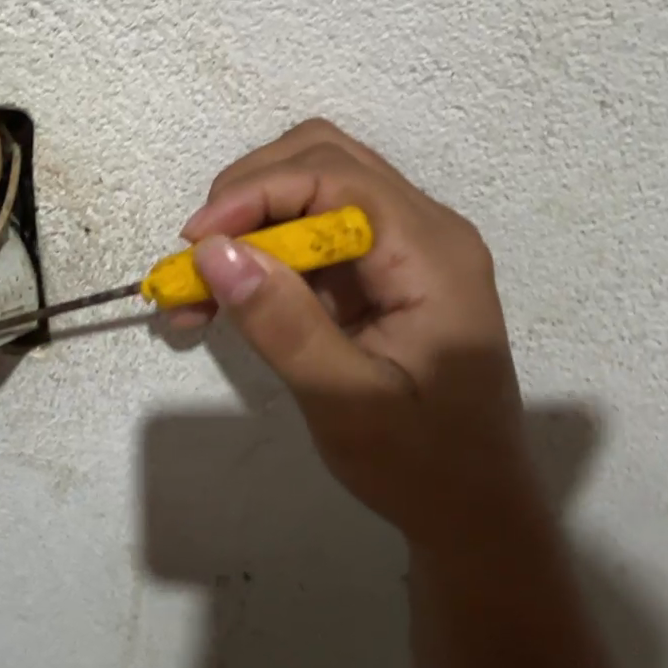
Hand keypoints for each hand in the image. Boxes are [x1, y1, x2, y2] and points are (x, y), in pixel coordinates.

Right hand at [180, 119, 535, 543]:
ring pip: (313, 184)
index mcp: (431, 254)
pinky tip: (228, 295)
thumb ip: (283, 324)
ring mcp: (404, 244)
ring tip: (202, 282)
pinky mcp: (380, 266)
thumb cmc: (422, 465)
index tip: (195, 243)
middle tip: (199, 256)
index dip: (256, 193)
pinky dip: (262, 248)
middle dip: (248, 193)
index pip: (335, 177)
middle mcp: (424, 229)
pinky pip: (312, 228)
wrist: (472, 509)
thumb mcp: (347, 403)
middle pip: (324, 158)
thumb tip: (213, 251)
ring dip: (249, 217)